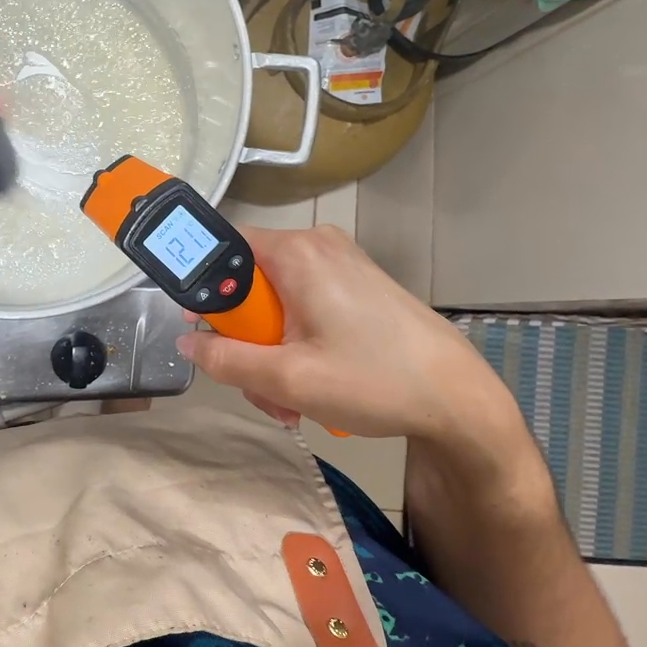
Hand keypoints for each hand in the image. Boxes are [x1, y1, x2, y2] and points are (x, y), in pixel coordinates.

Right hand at [176, 225, 519, 447]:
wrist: (458, 399)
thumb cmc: (373, 381)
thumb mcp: (286, 379)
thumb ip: (225, 359)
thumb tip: (188, 342)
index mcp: (297, 253)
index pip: (222, 247)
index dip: (203, 290)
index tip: (204, 331)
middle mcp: (318, 246)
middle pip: (249, 284)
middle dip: (246, 340)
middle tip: (261, 386)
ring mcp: (341, 265)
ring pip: (276, 304)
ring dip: (271, 353)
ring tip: (291, 399)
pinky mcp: (357, 286)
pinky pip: (304, 308)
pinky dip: (297, 345)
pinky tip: (312, 383)